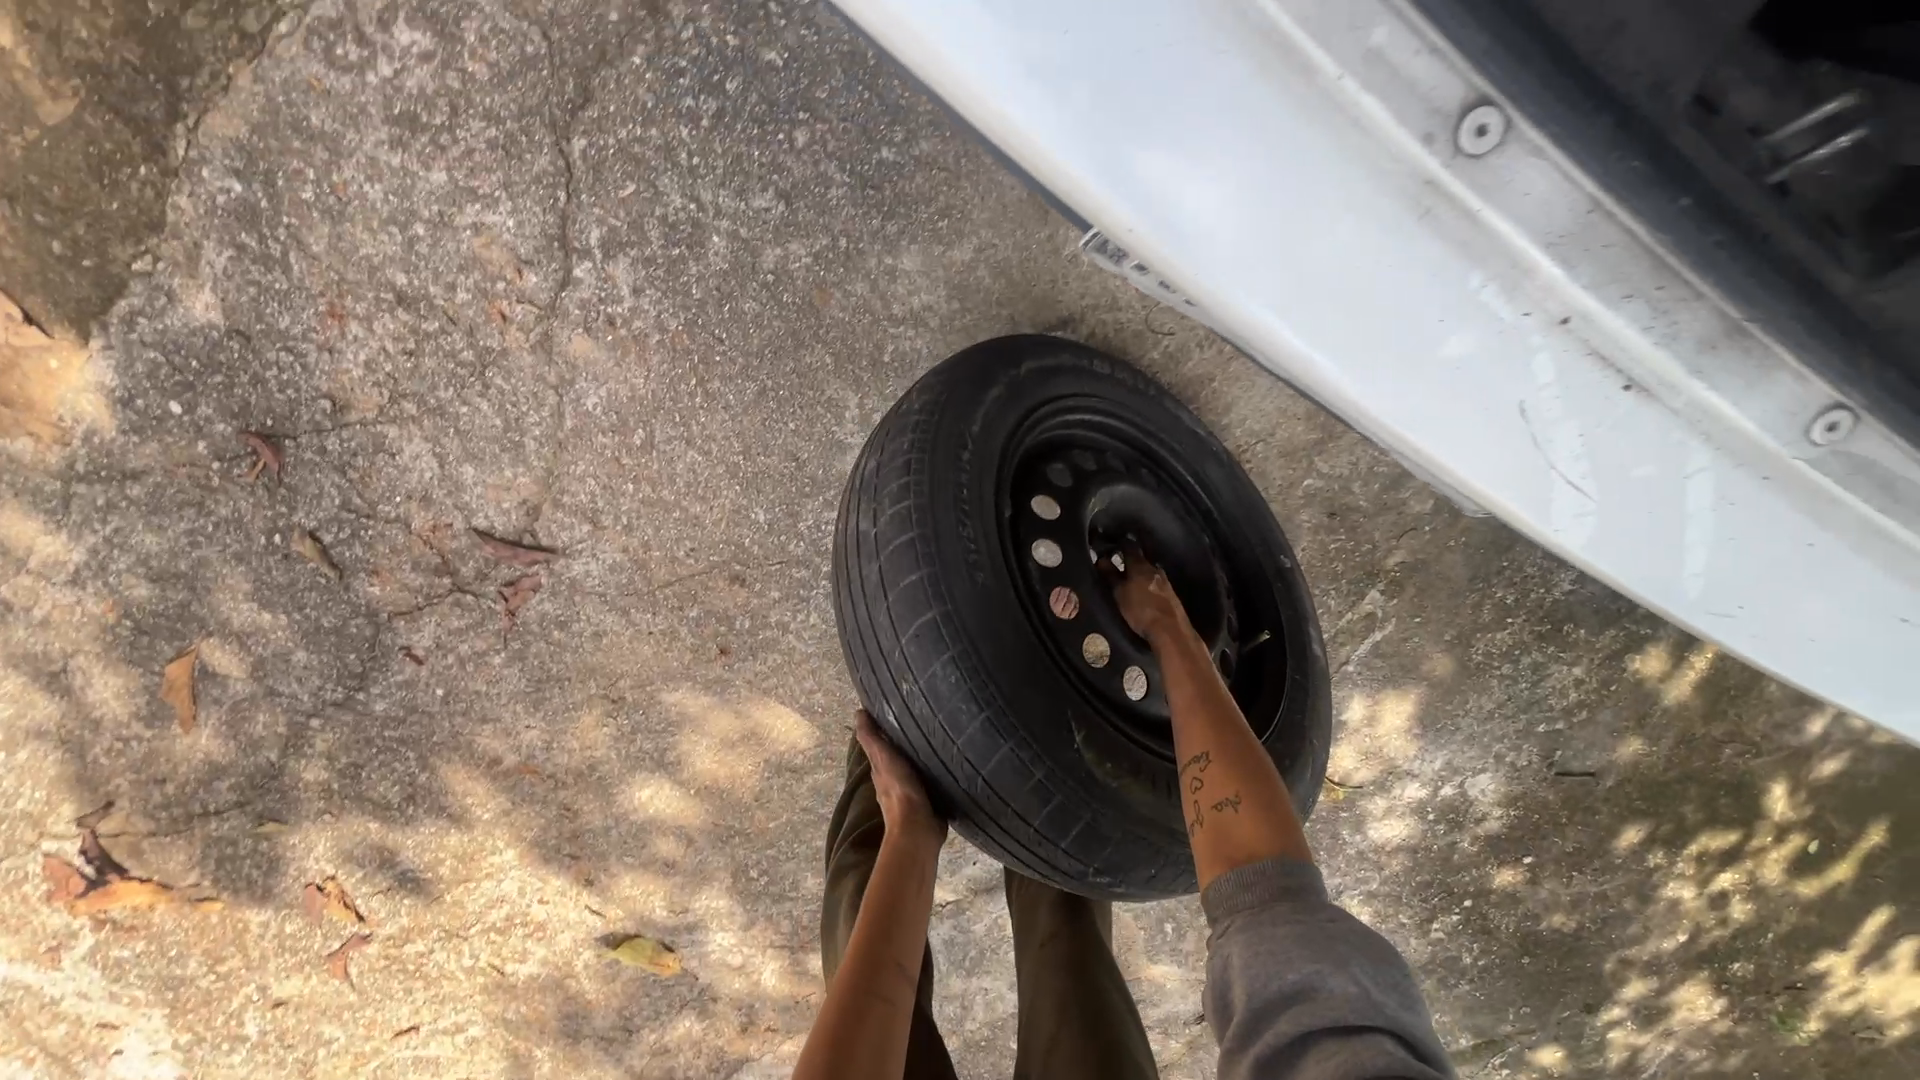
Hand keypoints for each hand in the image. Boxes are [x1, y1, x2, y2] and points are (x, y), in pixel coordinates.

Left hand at [855, 709, 946, 853]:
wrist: (918, 828)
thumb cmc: (900, 789)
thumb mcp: (883, 757)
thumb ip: (871, 738)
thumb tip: (858, 713)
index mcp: (881, 769)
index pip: (880, 745)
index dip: (884, 730)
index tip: (895, 712)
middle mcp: (893, 780)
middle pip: (897, 757)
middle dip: (904, 743)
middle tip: (920, 723)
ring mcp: (911, 793)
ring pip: (914, 769)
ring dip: (921, 758)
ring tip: (936, 741)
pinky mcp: (928, 802)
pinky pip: (930, 783)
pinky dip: (934, 774)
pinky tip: (945, 766)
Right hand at [1110, 549, 1191, 644]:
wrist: (1170, 630)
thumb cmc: (1140, 610)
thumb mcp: (1119, 593)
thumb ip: (1110, 576)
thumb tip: (1101, 560)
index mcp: (1140, 565)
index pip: (1129, 546)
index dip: (1119, 544)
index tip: (1110, 545)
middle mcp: (1154, 568)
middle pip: (1140, 559)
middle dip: (1129, 561)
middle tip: (1117, 567)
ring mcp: (1165, 581)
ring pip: (1149, 572)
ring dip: (1139, 574)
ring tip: (1129, 582)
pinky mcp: (1171, 594)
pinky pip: (1155, 583)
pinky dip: (1147, 584)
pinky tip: (1142, 593)